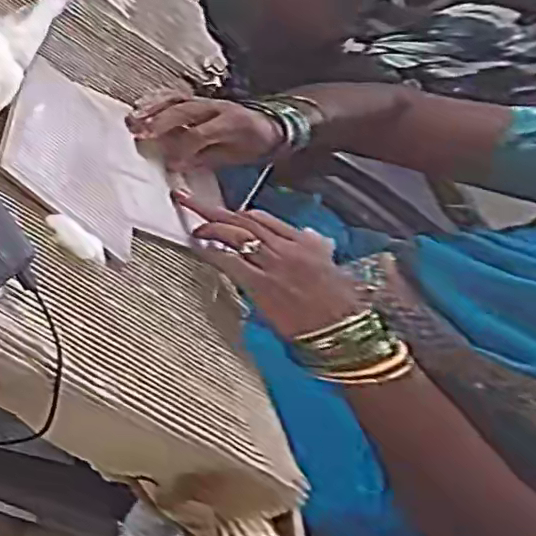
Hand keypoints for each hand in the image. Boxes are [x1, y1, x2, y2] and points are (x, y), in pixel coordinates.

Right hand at [127, 89, 282, 170]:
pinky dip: (153, 101)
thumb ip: (206, 158)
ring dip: (150, 109)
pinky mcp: (195, 99)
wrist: (271, 124)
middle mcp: (216, 107)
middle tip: (140, 134)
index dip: (183, 148)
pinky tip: (139, 108)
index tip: (170, 163)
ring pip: (174, 99)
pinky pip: (171, 96)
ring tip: (132, 119)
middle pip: (182, 111)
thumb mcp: (236, 156)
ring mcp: (204, 100)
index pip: (200, 133)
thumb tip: (177, 164)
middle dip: (159, 122)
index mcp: (232, 123)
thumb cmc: (252, 144)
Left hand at [174, 192, 363, 340]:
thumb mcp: (335, 269)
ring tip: (195, 229)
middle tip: (186, 198)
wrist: (349, 337)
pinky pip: (227, 260)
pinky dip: (209, 251)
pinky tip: (199, 247)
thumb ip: (317, 248)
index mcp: (307, 244)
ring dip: (208, 228)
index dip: (236, 212)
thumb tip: (308, 234)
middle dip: (209, 208)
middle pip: (241, 220)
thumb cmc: (343, 308)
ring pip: (233, 234)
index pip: (262, 217)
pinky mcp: (260, 284)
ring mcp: (273, 265)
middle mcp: (289, 249)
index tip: (221, 210)